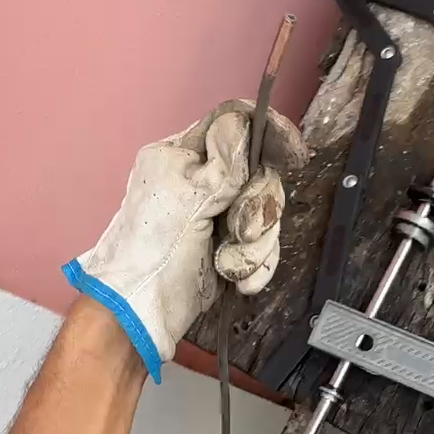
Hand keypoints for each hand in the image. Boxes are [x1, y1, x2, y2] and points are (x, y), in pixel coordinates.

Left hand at [63, 100, 305, 379]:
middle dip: (257, 208)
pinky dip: (255, 267)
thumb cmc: (152, 251)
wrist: (140, 315)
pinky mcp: (230, 251)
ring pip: (265, 214)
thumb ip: (225, 160)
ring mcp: (217, 218)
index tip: (293, 151)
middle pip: (259, 174)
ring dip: (255, 245)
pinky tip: (241, 283)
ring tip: (231, 266)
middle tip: (241, 231)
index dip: (267, 132)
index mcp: (182, 156)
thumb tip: (244, 117)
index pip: (232, 125)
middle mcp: (201, 182)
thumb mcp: (188, 197)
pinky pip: (263, 247)